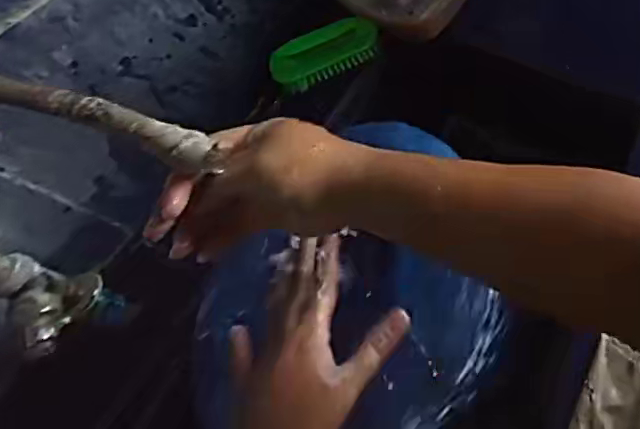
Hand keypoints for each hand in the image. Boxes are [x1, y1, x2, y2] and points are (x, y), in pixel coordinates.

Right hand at [144, 118, 364, 261]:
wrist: (350, 191)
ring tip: (181, 253)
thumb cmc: (301, 170)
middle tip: (160, 236)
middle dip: (185, 207)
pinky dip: (221, 237)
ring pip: (224, 205)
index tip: (167, 209)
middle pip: (212, 180)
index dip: (182, 178)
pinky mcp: (275, 211)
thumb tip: (195, 197)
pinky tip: (205, 254)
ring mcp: (267, 185)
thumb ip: (219, 180)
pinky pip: (240, 222)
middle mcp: (258, 157)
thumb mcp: (254, 168)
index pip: (206, 152)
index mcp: (256, 136)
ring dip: (199, 226)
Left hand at [230, 234, 411, 428]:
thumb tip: (404, 312)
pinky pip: (242, 354)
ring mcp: (261, 357)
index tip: (332, 229)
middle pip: (295, 290)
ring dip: (279, 285)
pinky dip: (240, 340)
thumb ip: (374, 348)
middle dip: (302, 260)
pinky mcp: (245, 381)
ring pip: (272, 311)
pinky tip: (236, 328)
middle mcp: (283, 336)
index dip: (328, 258)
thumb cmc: (311, 419)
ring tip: (283, 261)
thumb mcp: (348, 386)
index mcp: (309, 333)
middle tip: (305, 230)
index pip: (321, 286)